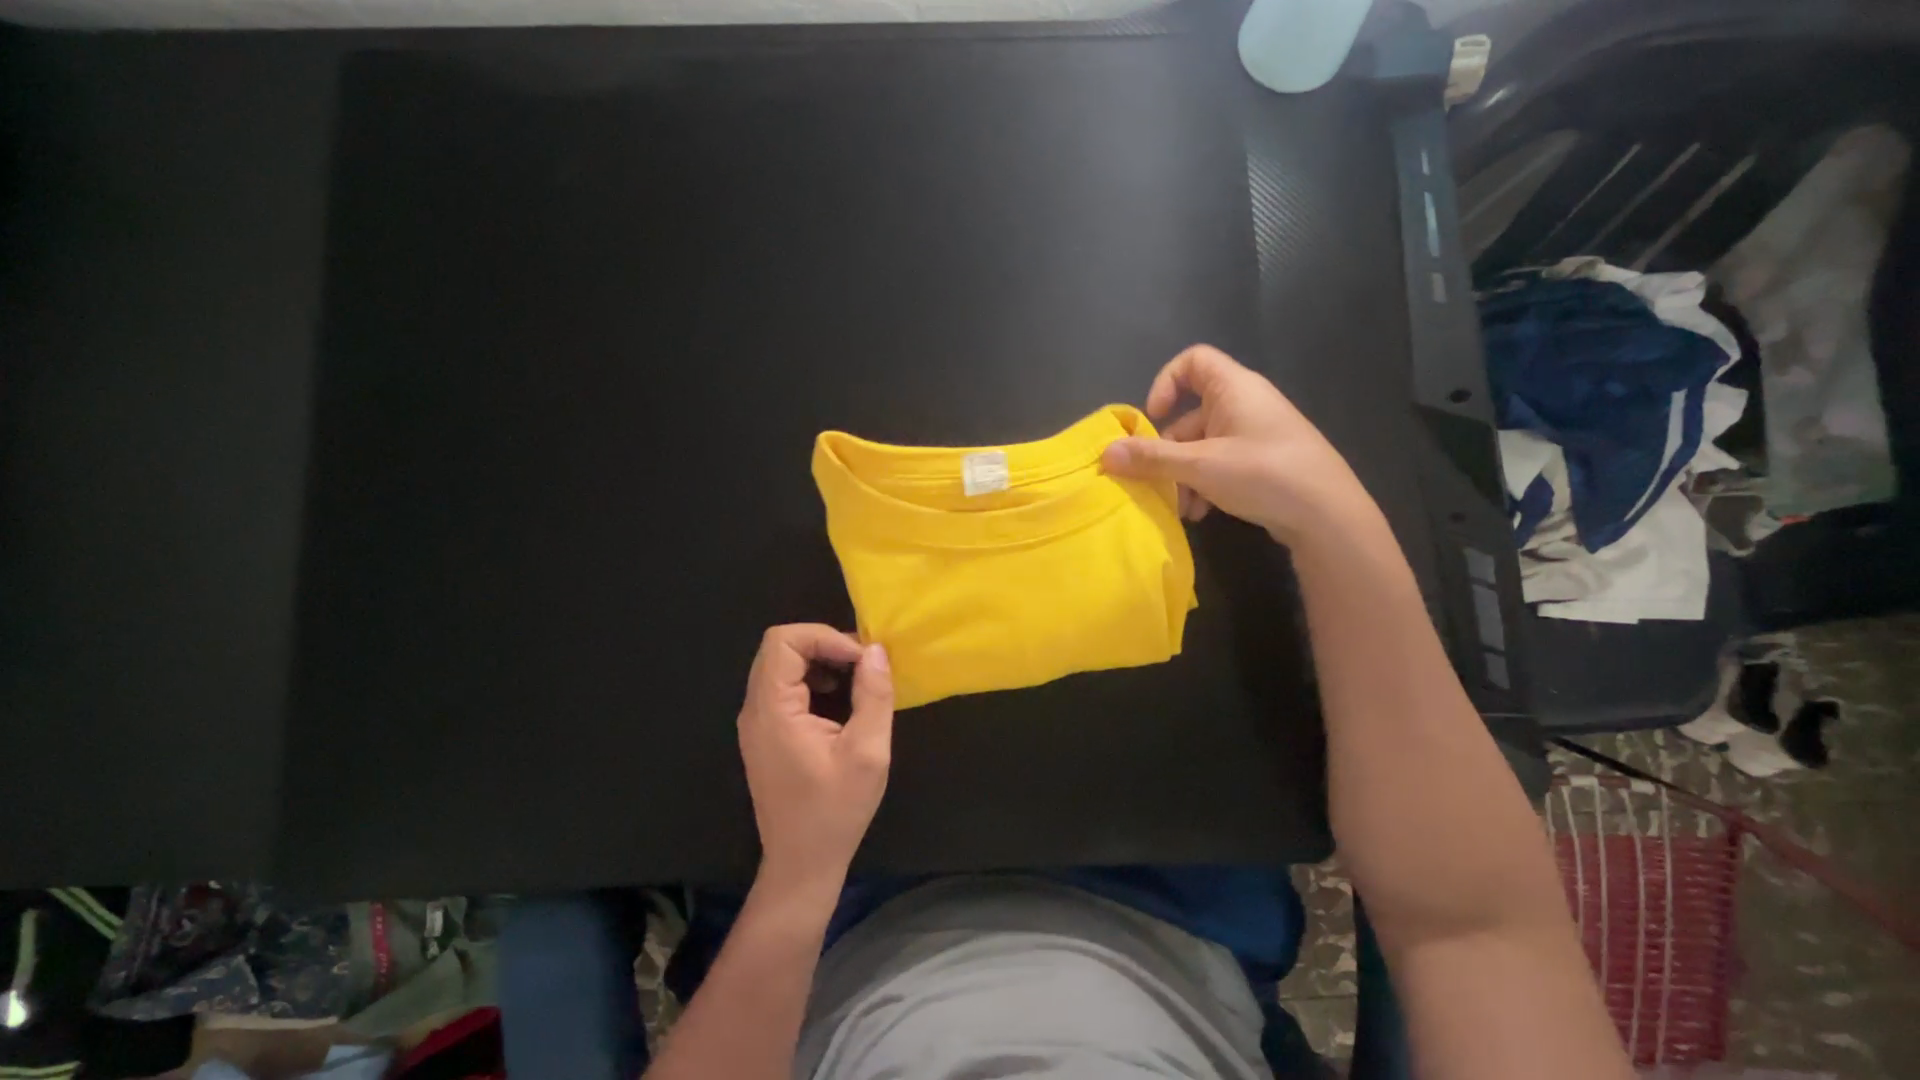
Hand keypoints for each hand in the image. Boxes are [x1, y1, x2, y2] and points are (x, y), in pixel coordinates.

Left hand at [737, 625, 894, 889]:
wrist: (802, 863)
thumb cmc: (835, 811)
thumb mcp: (868, 753)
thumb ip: (873, 696)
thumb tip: (876, 651)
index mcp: (772, 710)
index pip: (783, 640)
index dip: (825, 637)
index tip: (861, 659)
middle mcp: (755, 710)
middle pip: (780, 648)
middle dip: (825, 646)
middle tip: (864, 666)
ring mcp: (756, 723)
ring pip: (781, 666)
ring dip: (821, 663)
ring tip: (858, 682)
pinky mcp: (765, 734)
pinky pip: (784, 689)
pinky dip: (813, 682)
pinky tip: (842, 703)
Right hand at [1101, 344, 1377, 545]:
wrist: (1329, 516)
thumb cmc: (1264, 474)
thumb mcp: (1200, 466)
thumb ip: (1152, 459)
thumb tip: (1105, 453)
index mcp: (1234, 388)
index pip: (1193, 361)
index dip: (1166, 382)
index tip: (1153, 418)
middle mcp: (1247, 404)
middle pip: (1192, 414)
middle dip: (1169, 450)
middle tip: (1155, 481)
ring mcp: (1258, 435)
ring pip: (1205, 445)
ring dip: (1184, 475)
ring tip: (1180, 508)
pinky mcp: (1266, 463)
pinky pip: (1223, 464)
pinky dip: (1206, 484)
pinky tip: (1202, 514)